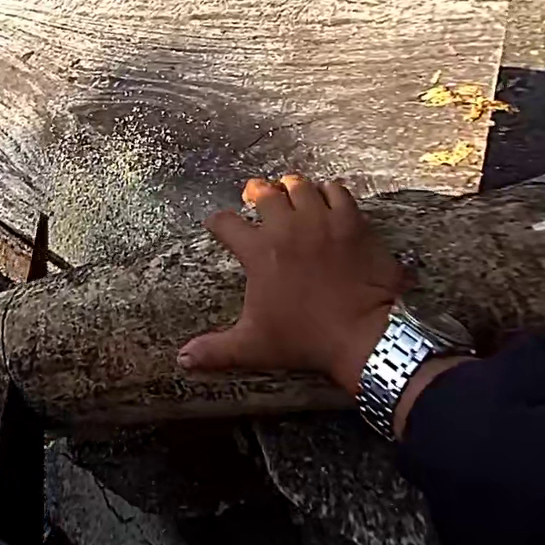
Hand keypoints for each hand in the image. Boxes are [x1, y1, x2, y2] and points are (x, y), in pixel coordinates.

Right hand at [179, 174, 407, 394]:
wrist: (362, 335)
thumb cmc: (305, 339)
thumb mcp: (254, 346)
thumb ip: (215, 350)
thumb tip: (182, 359)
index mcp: (258, 251)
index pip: (225, 223)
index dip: (217, 222)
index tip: (217, 224)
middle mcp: (286, 227)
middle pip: (263, 192)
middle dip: (255, 191)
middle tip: (255, 195)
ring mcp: (320, 220)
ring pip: (299, 185)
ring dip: (291, 188)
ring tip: (289, 193)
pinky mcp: (351, 221)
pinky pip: (336, 191)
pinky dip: (328, 192)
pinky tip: (325, 199)